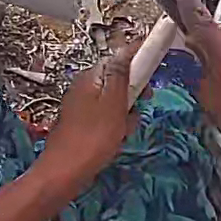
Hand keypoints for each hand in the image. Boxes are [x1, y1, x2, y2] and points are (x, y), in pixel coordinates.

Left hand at [35, 41, 140, 184]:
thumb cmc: (93, 137)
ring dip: (125, 117)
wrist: (65, 172)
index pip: (118, 59)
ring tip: (123, 132)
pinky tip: (115, 142)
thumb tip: (125, 48)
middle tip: (139, 108)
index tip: (155, 66)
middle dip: (133, 97)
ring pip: (115, 104)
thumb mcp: (113, 103)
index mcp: (90, 78)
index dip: (138, 61)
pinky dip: (115, 128)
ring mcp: (82, 107)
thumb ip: (120, 76)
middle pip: (118, 83)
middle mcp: (84, 88)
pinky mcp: (83, 125)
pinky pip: (107, 119)